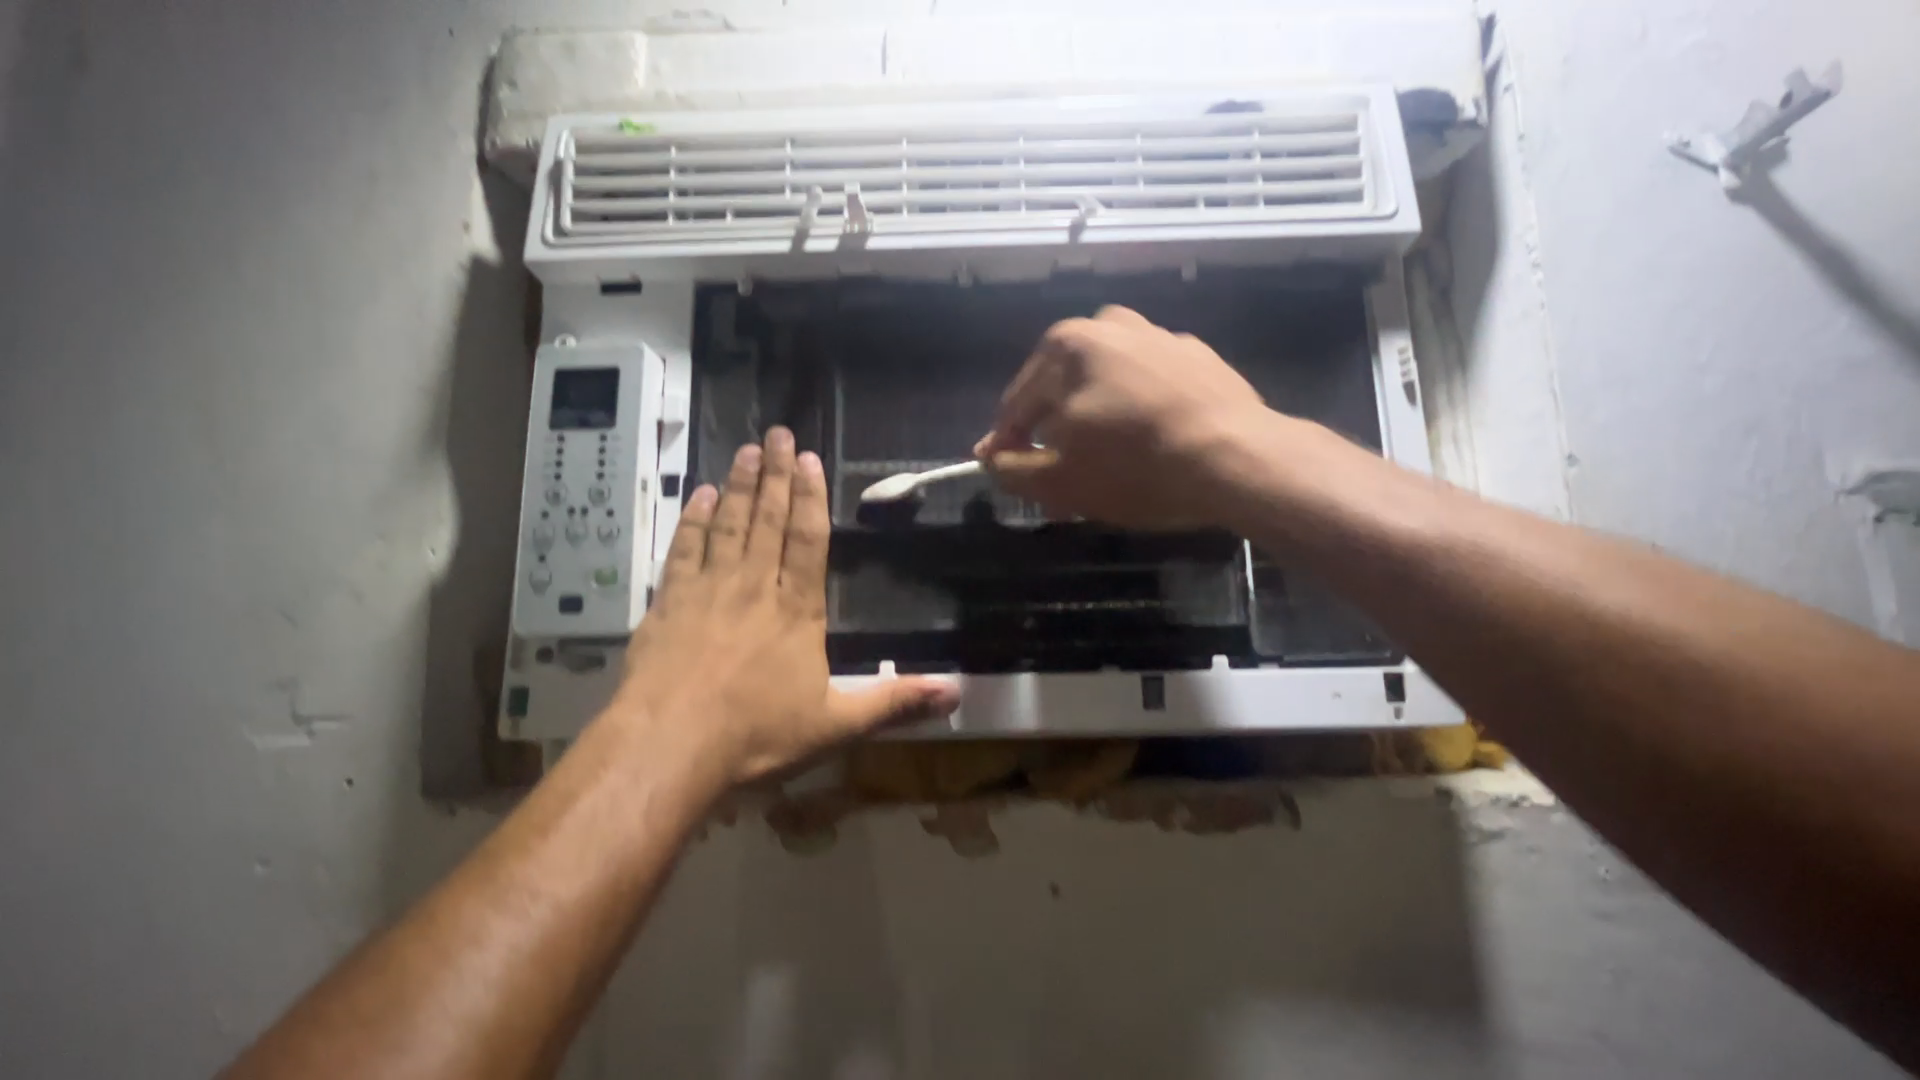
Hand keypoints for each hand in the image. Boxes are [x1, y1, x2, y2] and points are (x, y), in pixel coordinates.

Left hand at [610, 428, 959, 785]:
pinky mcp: (668, 604)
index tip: (809, 459)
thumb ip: (894, 703)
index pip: (807, 541)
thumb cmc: (756, 736)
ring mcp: (706, 591)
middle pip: (766, 520)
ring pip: (726, 526)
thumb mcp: (836, 726)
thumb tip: (957, 693)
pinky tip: (698, 497)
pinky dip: (692, 521)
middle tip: (777, 433)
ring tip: (745, 450)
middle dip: (774, 475)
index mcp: (796, 611)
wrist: (669, 745)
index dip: (810, 498)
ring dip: (737, 486)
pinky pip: (683, 550)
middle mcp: (753, 588)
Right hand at [975, 305, 1270, 528]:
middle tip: (1054, 474)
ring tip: (1102, 461)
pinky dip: (1139, 412)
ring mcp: (1161, 337)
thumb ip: (1011, 468)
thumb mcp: (1058, 480)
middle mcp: (1111, 325)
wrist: (1238, 459)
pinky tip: (1148, 444)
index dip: (1005, 442)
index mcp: (1068, 345)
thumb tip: (993, 459)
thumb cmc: (1135, 466)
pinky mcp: (1201, 358)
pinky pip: (1151, 387)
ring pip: (1108, 385)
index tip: (1003, 470)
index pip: (1017, 402)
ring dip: (1095, 419)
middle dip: (1054, 432)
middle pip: (1064, 388)